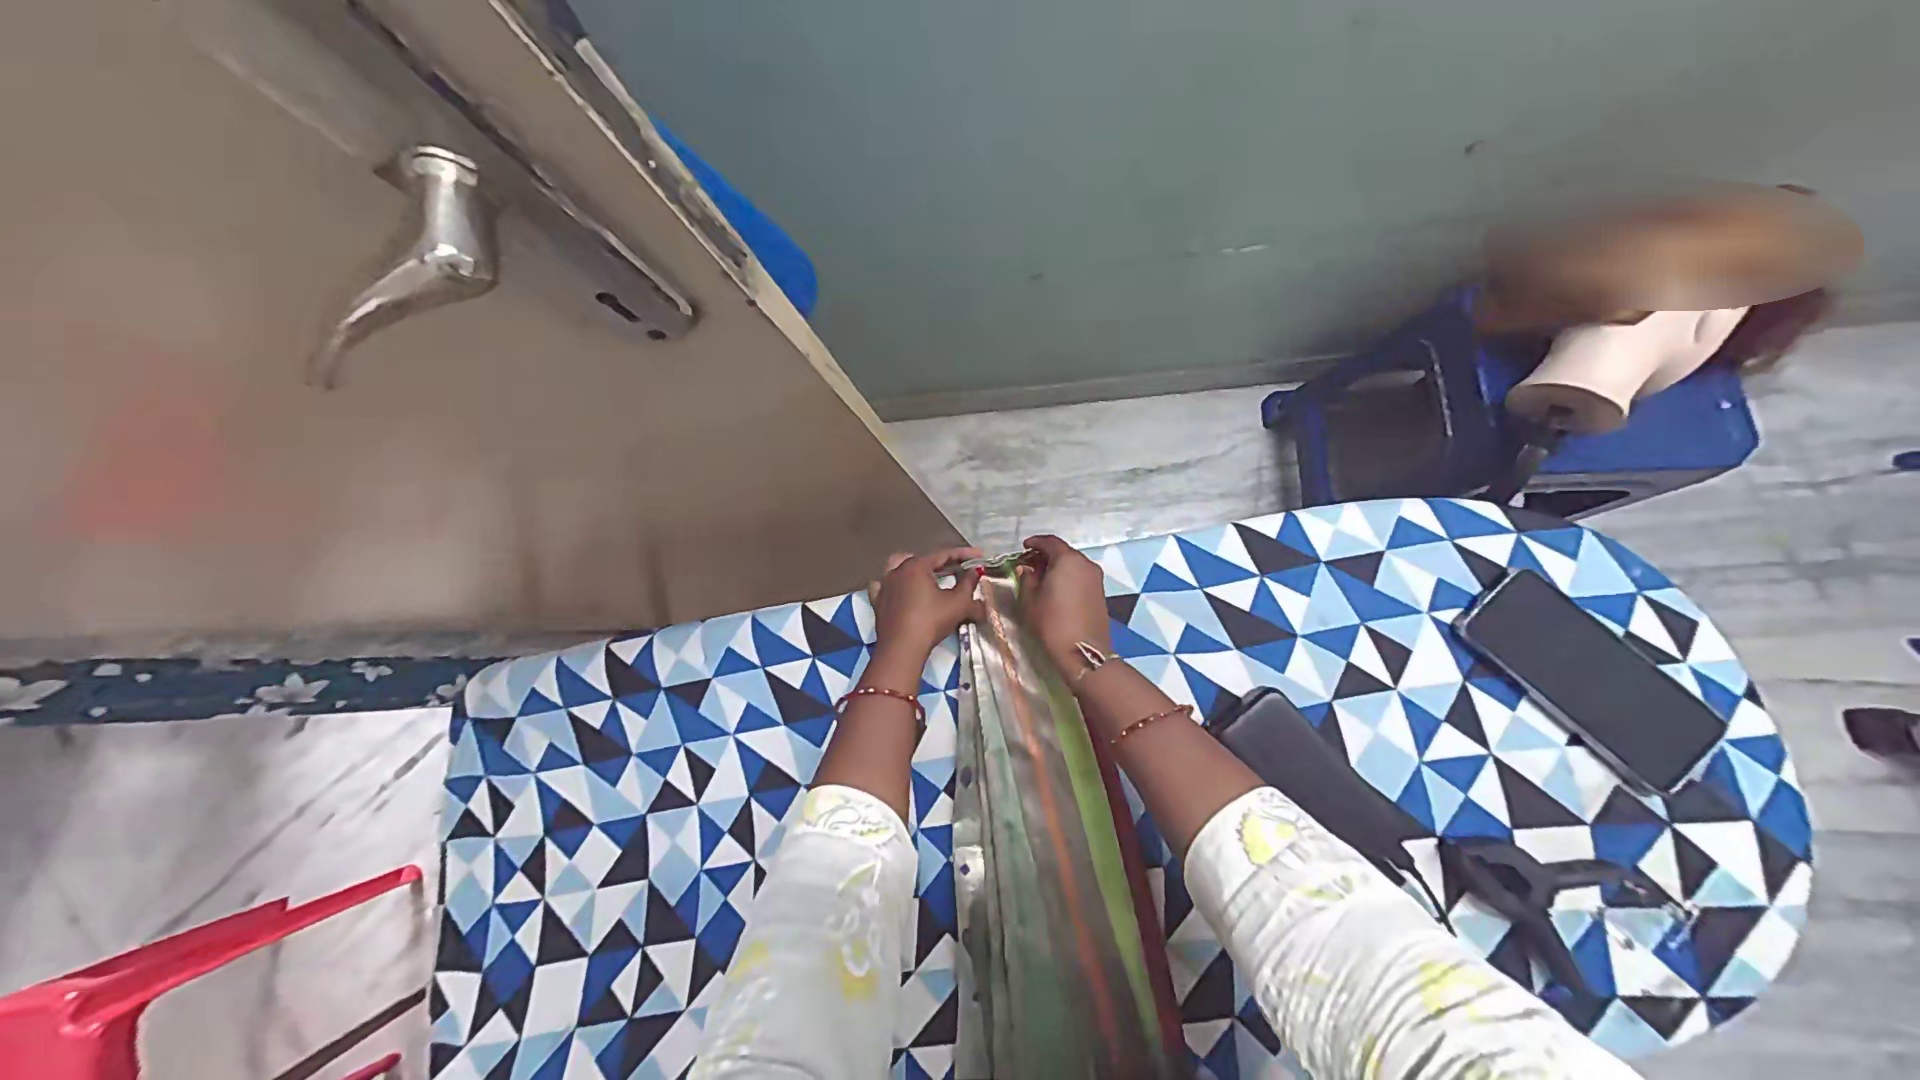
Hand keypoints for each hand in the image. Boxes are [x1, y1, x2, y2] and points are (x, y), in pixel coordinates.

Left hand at [868, 547, 983, 660]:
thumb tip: (975, 572)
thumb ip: (968, 584)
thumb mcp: (958, 603)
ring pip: (898, 566)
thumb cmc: (931, 621)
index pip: (944, 554)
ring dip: (914, 567)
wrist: (902, 648)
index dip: (964, 554)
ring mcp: (884, 585)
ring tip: (927, 574)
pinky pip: (884, 585)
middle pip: (922, 559)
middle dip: (942, 562)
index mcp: (917, 566)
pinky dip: (894, 584)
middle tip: (959, 568)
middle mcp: (898, 570)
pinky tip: (900, 589)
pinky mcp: (877, 601)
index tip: (980, 556)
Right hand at [1018, 534, 1112, 676]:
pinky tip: (1057, 589)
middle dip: (1046, 555)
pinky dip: (1068, 576)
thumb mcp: (1030, 599)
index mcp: (1067, 559)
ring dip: (1058, 567)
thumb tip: (1028, 569)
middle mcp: (1085, 563)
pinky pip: (1080, 576)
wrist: (1082, 651)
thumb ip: (1027, 578)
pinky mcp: (1100, 592)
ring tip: (1042, 578)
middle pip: (1063, 552)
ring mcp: (1096, 578)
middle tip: (1030, 564)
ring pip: (1073, 564)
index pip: (1050, 542)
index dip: (1035, 542)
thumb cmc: (1051, 622)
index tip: (1024, 547)